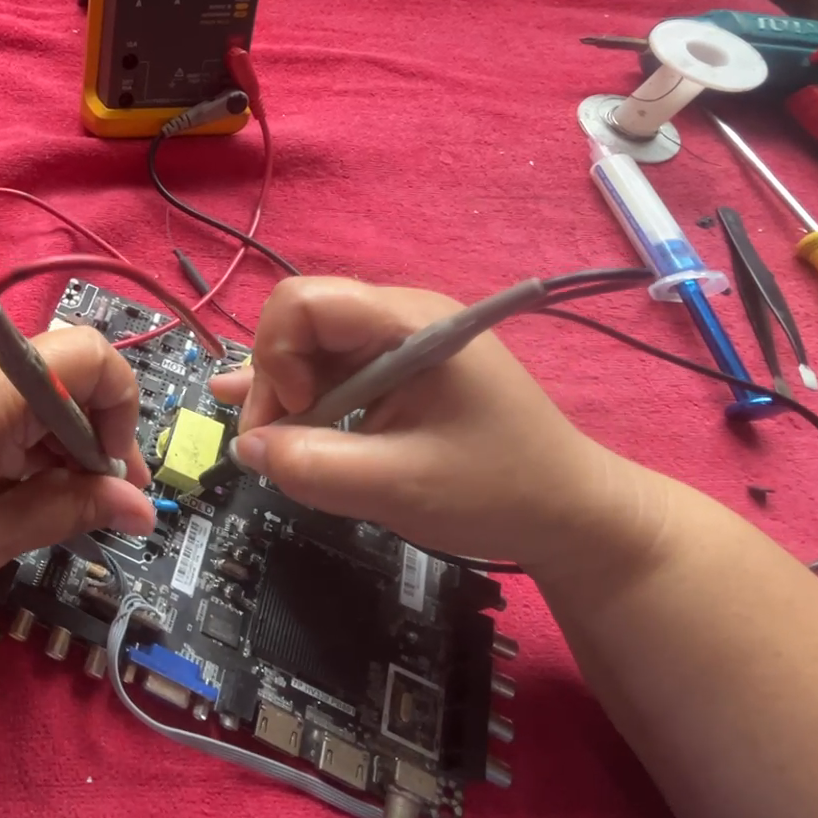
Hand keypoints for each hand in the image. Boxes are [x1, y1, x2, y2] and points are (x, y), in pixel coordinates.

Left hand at [0, 328, 155, 633]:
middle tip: (88, 498)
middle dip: (85, 431)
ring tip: (35, 497)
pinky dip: (8, 424)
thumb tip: (143, 507)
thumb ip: (75, 507)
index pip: (90, 355)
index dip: (120, 408)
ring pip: (20, 381)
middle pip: (57, 370)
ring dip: (46, 431)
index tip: (112, 473)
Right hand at [207, 277, 658, 572]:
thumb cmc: (497, 492)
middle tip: (278, 443)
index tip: (302, 412)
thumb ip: (313, 466)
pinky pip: (323, 371)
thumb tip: (245, 447)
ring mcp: (390, 343)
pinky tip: (252, 408)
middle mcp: (394, 320)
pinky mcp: (387, 371)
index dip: (279, 352)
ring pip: (302, 350)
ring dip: (280, 396)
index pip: (304, 301)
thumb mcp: (399, 486)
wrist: (572, 516)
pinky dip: (292, 395)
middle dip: (274, 381)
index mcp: (409, 325)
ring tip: (269, 443)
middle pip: (296, 325)